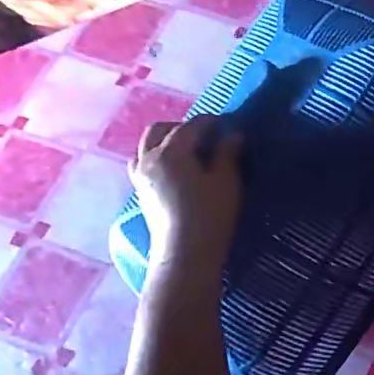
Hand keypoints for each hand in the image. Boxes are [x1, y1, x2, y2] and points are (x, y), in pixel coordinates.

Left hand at [131, 116, 242, 271]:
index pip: (191, 126)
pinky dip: (159, 158)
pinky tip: (177, 171)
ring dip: (165, 142)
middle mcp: (149, 159)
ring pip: (147, 147)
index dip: (210, 121)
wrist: (185, 253)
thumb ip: (228, 154)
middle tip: (205, 135)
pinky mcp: (142, 193)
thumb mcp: (227, 181)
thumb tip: (232, 135)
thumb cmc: (210, 215)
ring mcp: (141, 177)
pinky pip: (145, 164)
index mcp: (171, 152)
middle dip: (181, 126)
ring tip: (187, 152)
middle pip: (159, 130)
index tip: (227, 123)